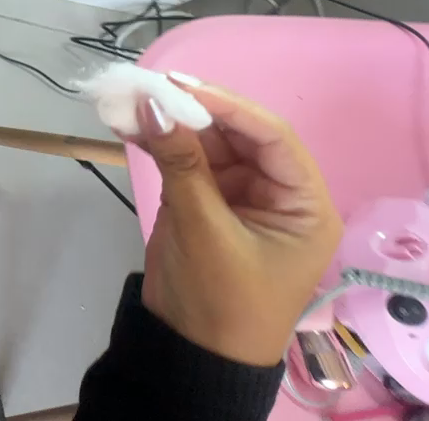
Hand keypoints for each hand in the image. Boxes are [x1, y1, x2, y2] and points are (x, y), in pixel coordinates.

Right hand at [125, 77, 342, 367]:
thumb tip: (151, 102)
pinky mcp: (203, 197)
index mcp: (303, 206)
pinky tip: (126, 125)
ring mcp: (237, 194)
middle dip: (191, 108)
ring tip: (127, 100)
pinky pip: (182, 156)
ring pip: (205, 141)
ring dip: (168, 120)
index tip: (177, 84)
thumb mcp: (202, 227)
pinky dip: (155, 139)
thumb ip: (180, 161)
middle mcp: (275, 193)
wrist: (191, 345)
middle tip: (145, 86)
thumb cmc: (219, 296)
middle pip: (237, 134)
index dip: (228, 106)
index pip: (272, 138)